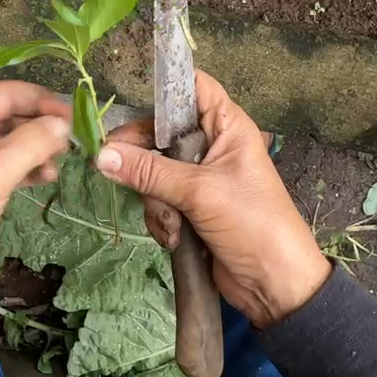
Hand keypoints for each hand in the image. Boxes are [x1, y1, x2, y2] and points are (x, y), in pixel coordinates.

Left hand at [0, 80, 73, 278]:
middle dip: (42, 123)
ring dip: (38, 146)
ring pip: (14, 139)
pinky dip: (30, 166)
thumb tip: (64, 124)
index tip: (73, 114)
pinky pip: (11, 163)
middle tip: (73, 138)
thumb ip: (31, 142)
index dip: (40, 99)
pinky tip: (47, 176)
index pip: (7, 93)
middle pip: (12, 113)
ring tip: (60, 160)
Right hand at [98, 71, 330, 327]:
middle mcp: (210, 144)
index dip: (164, 87)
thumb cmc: (251, 223)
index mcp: (225, 125)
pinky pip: (158, 198)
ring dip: (155, 198)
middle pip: (160, 131)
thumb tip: (100, 155)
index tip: (129, 99)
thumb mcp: (199, 193)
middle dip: (143, 157)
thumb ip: (148, 172)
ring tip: (170, 223)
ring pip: (154, 169)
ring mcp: (199, 177)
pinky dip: (161, 217)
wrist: (276, 290)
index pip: (191, 86)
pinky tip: (172, 237)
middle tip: (115, 166)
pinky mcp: (189, 206)